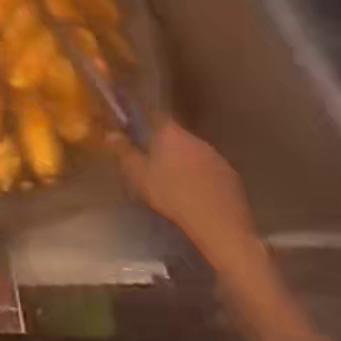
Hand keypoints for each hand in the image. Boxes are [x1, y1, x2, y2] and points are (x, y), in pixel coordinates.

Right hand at [111, 119, 257, 254]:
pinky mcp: (230, 173)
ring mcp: (215, 155)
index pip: (155, 114)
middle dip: (163, 143)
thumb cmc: (173, 195)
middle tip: (152, 159)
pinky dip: (200, 174)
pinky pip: (209, 167)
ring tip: (174, 179)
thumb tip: (110, 133)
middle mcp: (194, 137)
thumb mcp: (140, 176)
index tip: (135, 127)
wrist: (221, 225)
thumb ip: (124, 151)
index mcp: (170, 133)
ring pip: (192, 150)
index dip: (144, 118)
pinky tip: (196, 192)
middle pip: (174, 133)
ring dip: (182, 159)